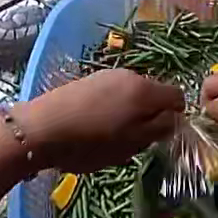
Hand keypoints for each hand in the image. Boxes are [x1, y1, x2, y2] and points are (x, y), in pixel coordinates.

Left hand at [14, 69, 183, 173]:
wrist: (40, 129)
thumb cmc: (90, 142)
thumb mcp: (132, 143)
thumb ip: (160, 128)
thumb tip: (174, 118)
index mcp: (145, 88)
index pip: (177, 96)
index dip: (175, 117)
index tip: (161, 136)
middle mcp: (128, 74)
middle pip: (152, 94)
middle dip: (150, 115)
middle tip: (133, 141)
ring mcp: (105, 75)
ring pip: (130, 95)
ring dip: (128, 113)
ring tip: (109, 136)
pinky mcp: (86, 81)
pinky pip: (110, 95)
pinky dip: (110, 109)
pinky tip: (92, 127)